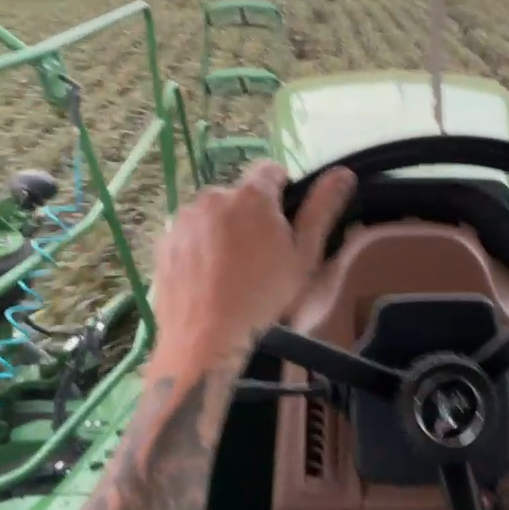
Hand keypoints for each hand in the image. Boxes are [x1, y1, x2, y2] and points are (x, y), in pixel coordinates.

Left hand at [149, 161, 356, 362]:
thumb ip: (322, 209)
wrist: (205, 340)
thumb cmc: (264, 296)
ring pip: (212, 214)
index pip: (271, 170)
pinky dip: (199, 247)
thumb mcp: (304, 256)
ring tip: (232, 270)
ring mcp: (184, 219)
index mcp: (251, 195)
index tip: (286, 222)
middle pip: (240, 194)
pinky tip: (208, 278)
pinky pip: (189, 234)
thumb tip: (344, 172)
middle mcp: (213, 196)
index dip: (283, 190)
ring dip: (224, 229)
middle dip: (251, 214)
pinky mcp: (164, 242)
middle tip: (262, 254)